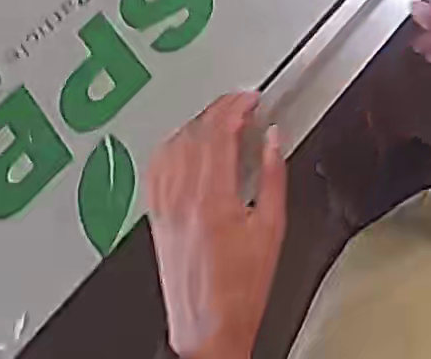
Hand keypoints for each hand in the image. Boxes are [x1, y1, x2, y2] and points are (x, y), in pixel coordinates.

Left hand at [149, 92, 286, 358]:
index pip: (220, 133)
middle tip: (240, 102)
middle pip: (196, 132)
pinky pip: (156, 168)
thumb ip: (273, 176)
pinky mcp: (157, 217)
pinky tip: (185, 140)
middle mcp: (184, 198)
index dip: (236, 107)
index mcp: (214, 199)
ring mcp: (166, 207)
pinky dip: (172, 145)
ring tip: (218, 117)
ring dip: (198, 122)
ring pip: (174, 144)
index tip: (251, 99)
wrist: (207, 332)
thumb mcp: (272, 229)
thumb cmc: (241, 289)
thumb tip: (273, 139)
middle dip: (220, 108)